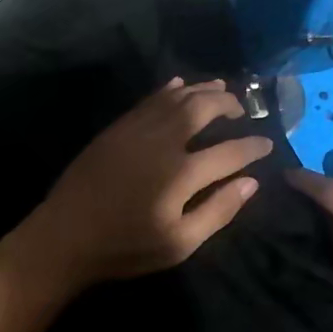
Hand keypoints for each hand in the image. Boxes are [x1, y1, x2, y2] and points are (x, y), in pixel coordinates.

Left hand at [15, 78, 270, 295]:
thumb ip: (218, 211)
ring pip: (177, 97)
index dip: (253, 147)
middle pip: (203, 109)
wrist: (64, 237)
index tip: (268, 144)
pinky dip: (168, 88)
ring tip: (222, 89)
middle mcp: (163, 142)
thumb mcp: (179, 243)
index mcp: (182, 173)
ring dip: (203, 90)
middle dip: (228, 105)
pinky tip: (180, 84)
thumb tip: (252, 182)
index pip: (230, 152)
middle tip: (242, 109)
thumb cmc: (126, 247)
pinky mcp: (118, 128)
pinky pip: (149, 99)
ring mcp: (138, 130)